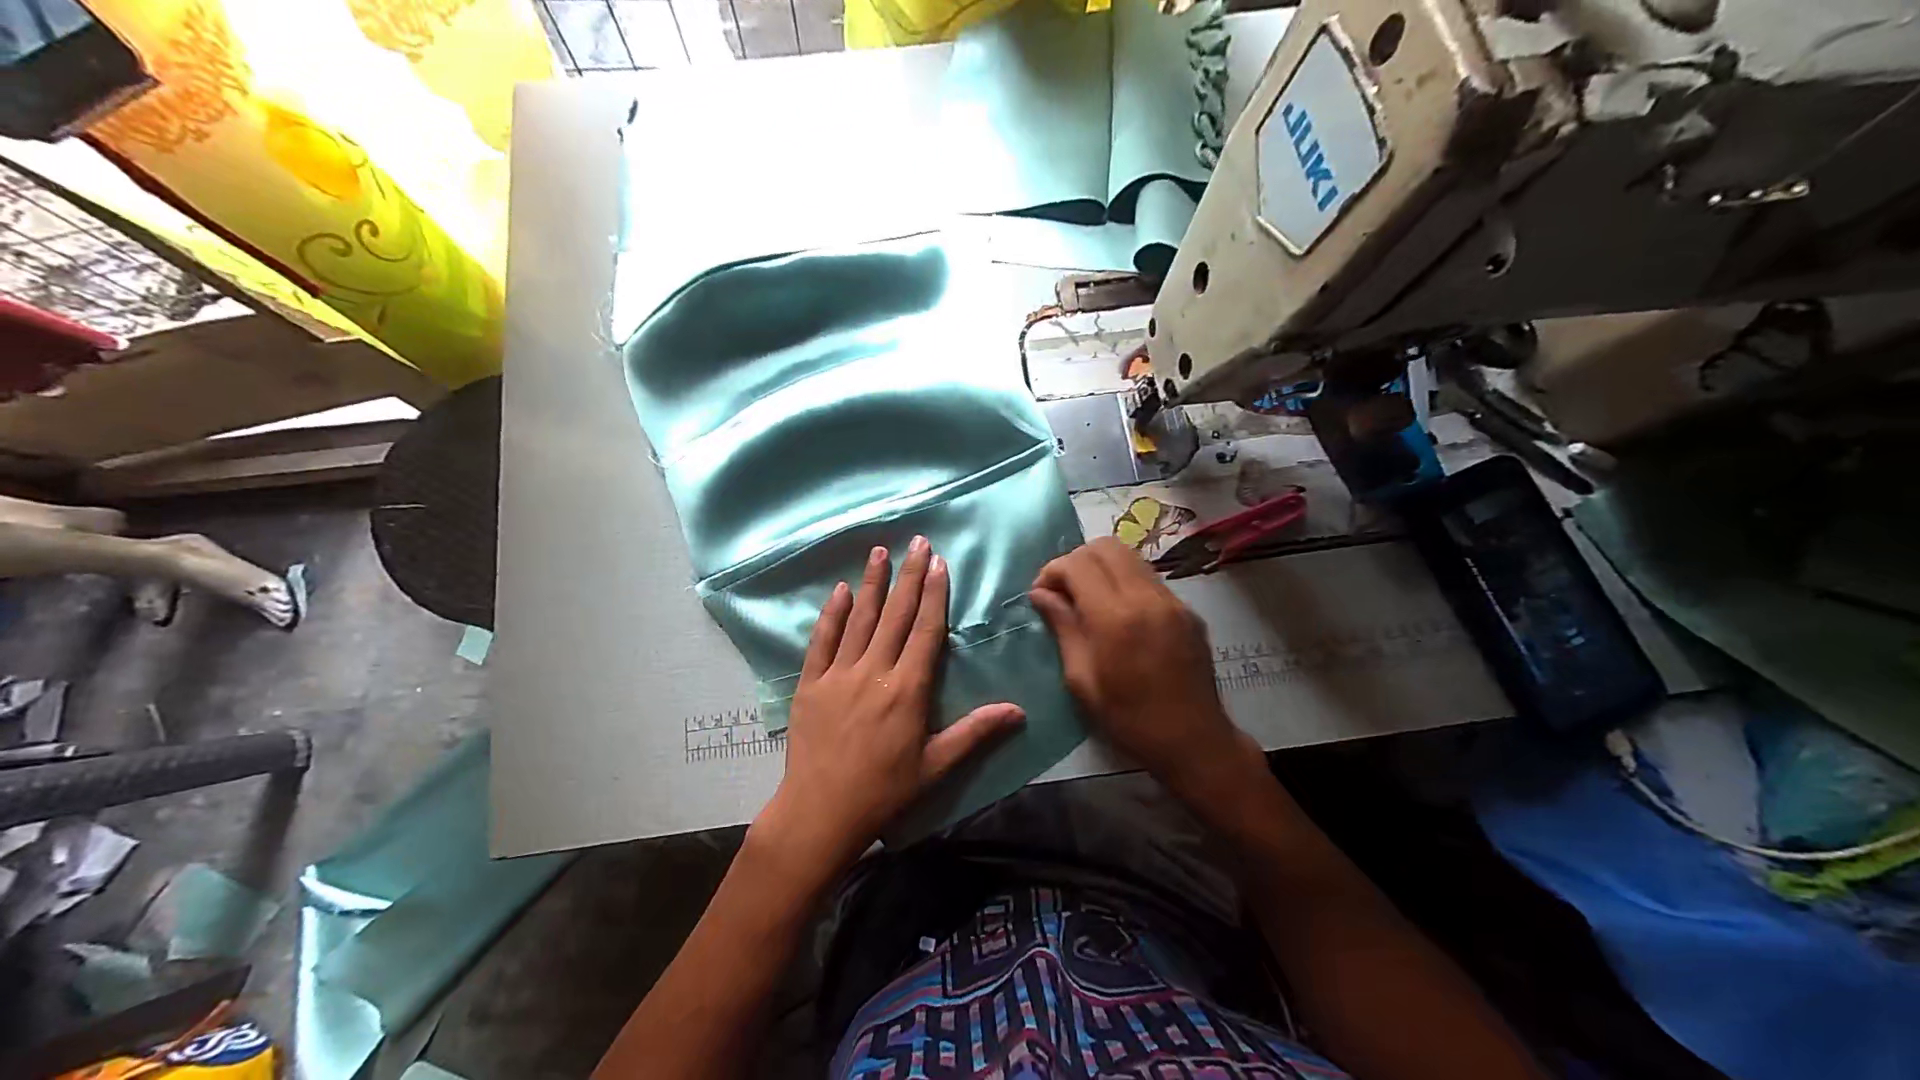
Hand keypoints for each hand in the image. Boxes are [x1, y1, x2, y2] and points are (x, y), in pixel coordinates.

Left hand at [755, 537, 1024, 873]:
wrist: (820, 813)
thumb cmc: (884, 792)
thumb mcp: (935, 766)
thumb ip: (974, 732)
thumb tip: (1018, 711)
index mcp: (907, 689)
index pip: (925, 630)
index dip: (934, 595)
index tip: (938, 563)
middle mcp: (873, 672)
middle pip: (895, 615)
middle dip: (909, 576)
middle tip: (917, 541)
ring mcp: (838, 675)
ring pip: (860, 619)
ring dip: (873, 584)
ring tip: (880, 551)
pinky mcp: (810, 684)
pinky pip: (822, 641)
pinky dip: (832, 614)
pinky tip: (841, 591)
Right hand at [1030, 537, 1258, 793]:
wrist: (1193, 740)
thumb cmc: (1128, 718)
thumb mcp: (1081, 679)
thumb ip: (1062, 627)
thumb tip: (1041, 595)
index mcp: (1115, 617)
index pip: (1078, 564)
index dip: (1052, 571)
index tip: (1041, 594)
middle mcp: (1146, 597)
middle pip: (1105, 546)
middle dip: (1077, 560)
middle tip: (1064, 590)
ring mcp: (1172, 601)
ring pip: (1130, 556)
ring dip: (1102, 567)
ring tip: (1088, 598)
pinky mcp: (1187, 610)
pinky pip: (1149, 578)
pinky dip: (1125, 581)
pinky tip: (1119, 613)